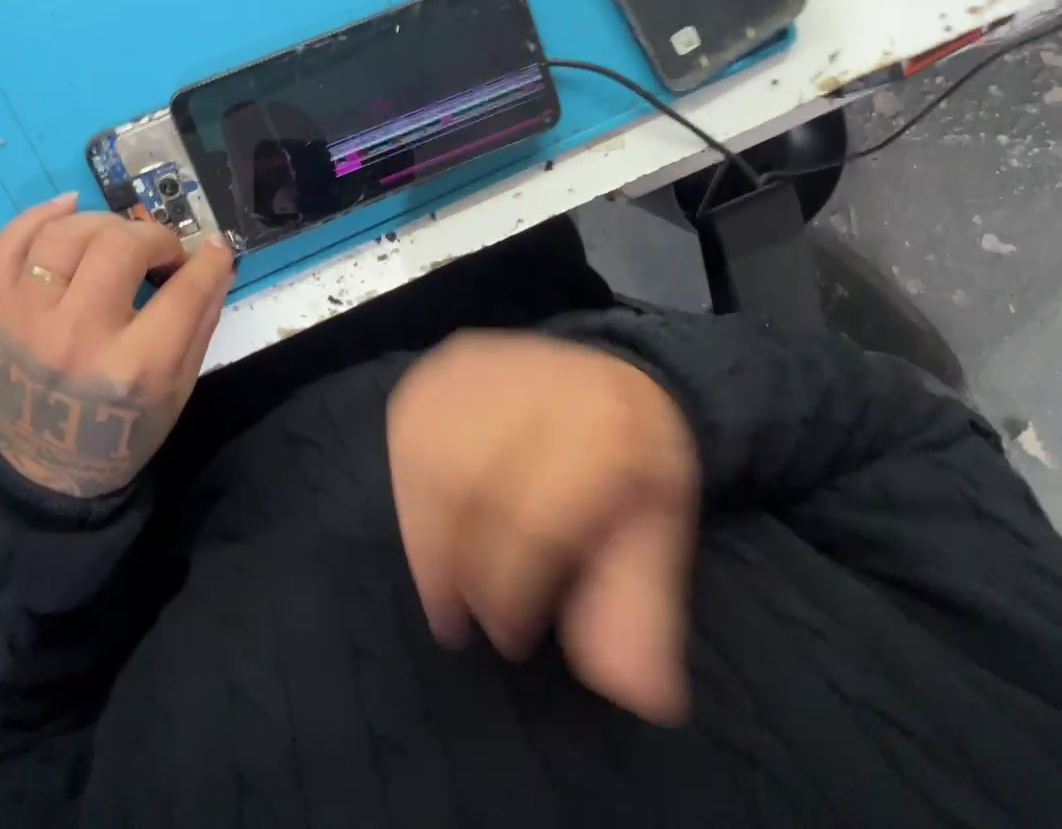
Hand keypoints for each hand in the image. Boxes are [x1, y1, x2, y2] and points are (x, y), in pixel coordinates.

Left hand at [0, 194, 232, 496]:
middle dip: (157, 238)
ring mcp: (26, 320)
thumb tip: (216, 258)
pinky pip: (7, 242)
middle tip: (164, 254)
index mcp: (136, 368)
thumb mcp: (178, 388)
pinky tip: (69, 208)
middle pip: (122, 247)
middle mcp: (78, 337)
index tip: (215, 249)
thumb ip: (200, 320)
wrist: (43, 468)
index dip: (210, 261)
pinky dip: (40, 215)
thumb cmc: (123, 433)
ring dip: (105, 223)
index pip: (186, 289)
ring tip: (120, 239)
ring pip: (66, 234)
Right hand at [387, 331, 698, 724]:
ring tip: (441, 590)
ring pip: (426, 464)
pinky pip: (404, 442)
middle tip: (464, 622)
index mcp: (606, 424)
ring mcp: (479, 366)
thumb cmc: (634, 468)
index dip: (514, 587)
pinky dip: (408, 499)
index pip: (537, 515)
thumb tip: (639, 697)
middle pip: (471, 486)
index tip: (510, 638)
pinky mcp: (438, 369)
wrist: (613, 380)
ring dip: (425, 542)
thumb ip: (641, 612)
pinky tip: (428, 532)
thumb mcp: (657, 537)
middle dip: (460, 570)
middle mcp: (537, 382)